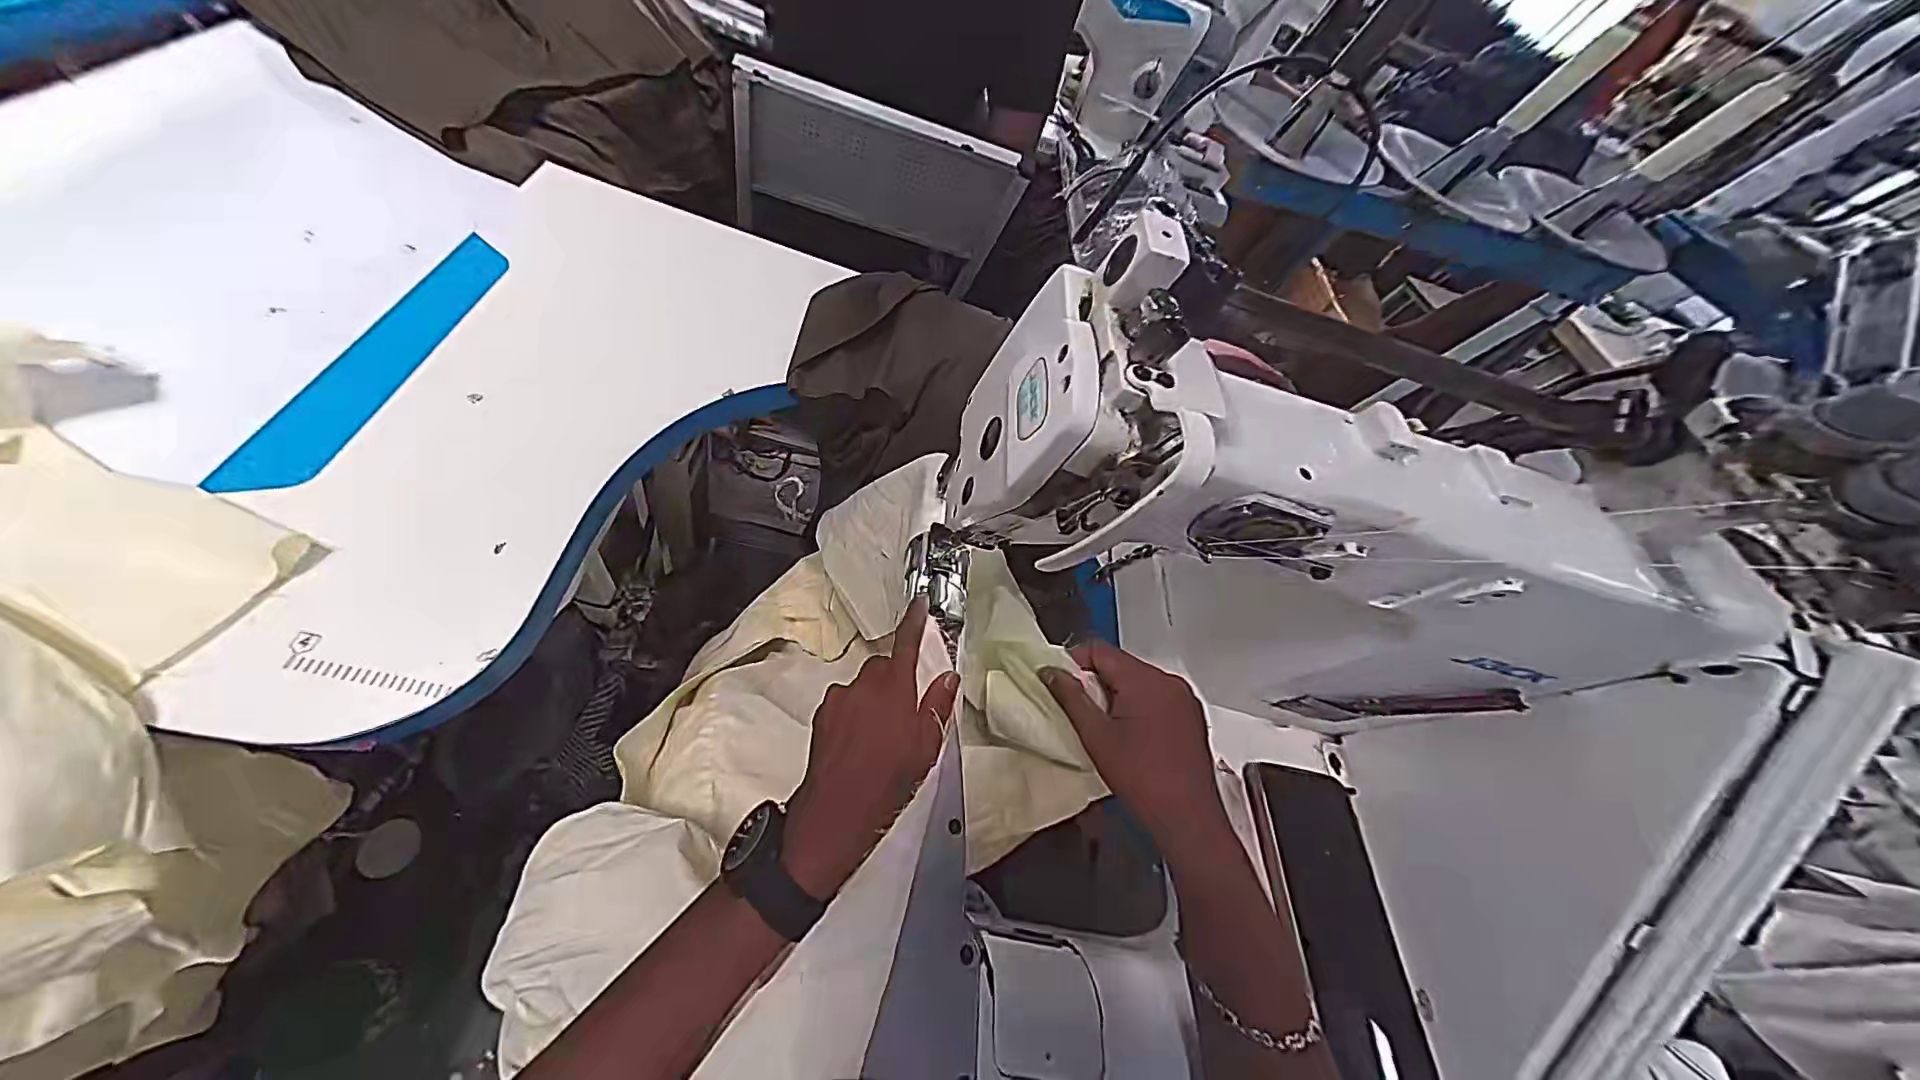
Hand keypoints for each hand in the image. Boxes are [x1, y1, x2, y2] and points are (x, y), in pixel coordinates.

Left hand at [785, 597, 959, 897]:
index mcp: (894, 689)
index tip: (918, 606)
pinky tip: (861, 741)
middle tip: (906, 713)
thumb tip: (947, 678)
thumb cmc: (887, 783)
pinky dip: (854, 712)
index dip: (914, 622)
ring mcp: (839, 699)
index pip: (906, 643)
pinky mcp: (823, 714)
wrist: (835, 813)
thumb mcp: (925, 747)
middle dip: (896, 680)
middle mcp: (863, 686)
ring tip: (881, 736)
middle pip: (884, 666)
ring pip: (863, 685)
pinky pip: (845, 701)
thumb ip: (937, 705)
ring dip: (874, 699)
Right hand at [1041, 643, 1230, 854]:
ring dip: (1117, 693)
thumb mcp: (1095, 736)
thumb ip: (1071, 697)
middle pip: (1121, 664)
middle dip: (1096, 681)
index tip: (1060, 681)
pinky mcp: (1191, 714)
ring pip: (1139, 680)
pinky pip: (1157, 695)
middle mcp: (1169, 682)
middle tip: (1081, 709)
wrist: (1187, 817)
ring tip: (1106, 726)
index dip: (1074, 661)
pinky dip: (1139, 704)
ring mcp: (1184, 697)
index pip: (1100, 651)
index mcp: (1145, 681)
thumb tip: (1052, 672)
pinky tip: (1131, 733)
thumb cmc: (1142, 779)